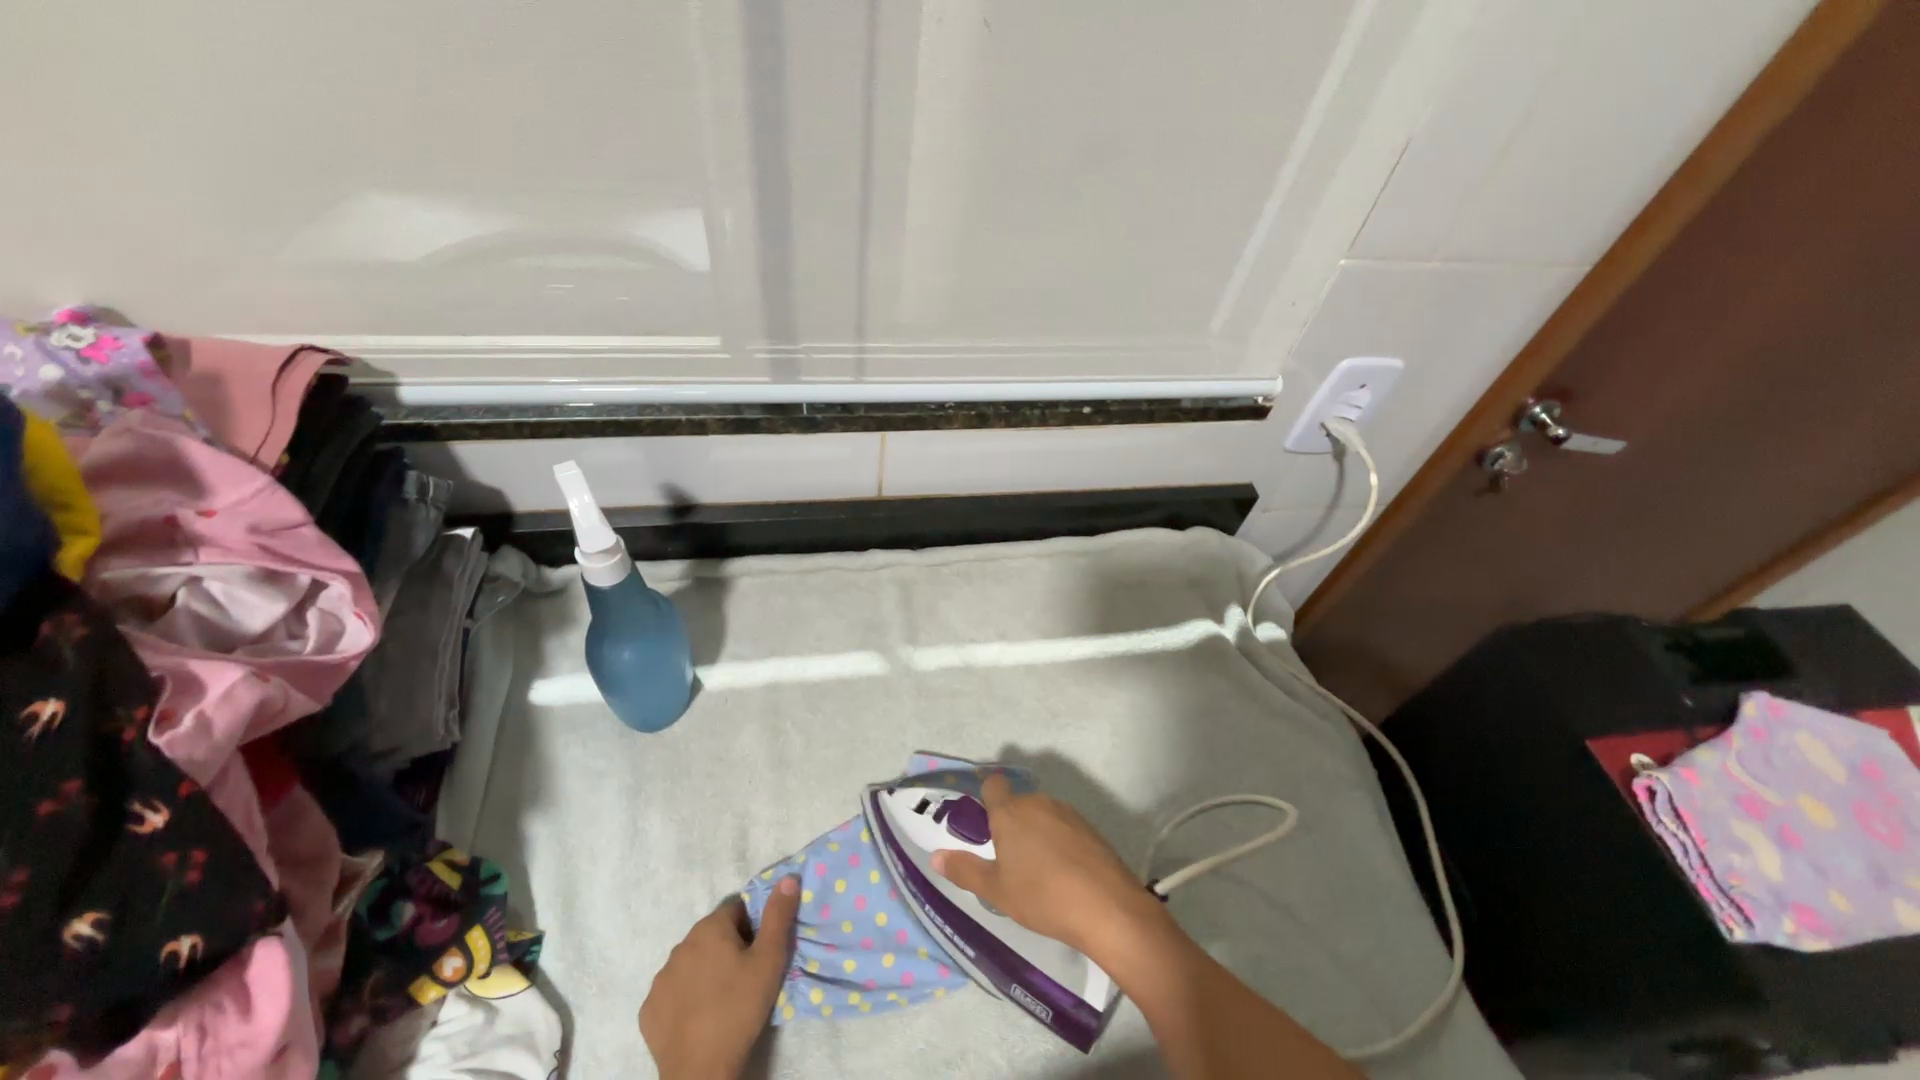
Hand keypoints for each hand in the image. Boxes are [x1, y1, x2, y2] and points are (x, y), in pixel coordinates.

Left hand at [640, 876, 800, 1079]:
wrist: (700, 1068)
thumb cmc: (740, 1008)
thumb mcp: (770, 960)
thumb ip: (779, 916)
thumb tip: (788, 877)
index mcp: (709, 929)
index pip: (736, 910)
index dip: (753, 926)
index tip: (761, 950)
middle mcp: (679, 946)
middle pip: (712, 935)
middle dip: (730, 947)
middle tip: (748, 976)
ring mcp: (660, 978)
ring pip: (691, 963)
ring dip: (707, 971)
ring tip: (725, 999)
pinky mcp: (649, 1008)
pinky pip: (673, 992)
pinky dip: (686, 997)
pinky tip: (700, 1016)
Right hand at [931, 773, 1171, 964]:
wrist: (1107, 908)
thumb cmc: (1042, 897)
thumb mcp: (996, 890)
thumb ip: (964, 870)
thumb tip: (935, 856)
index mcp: (1010, 812)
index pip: (993, 785)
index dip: (986, 798)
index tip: (983, 824)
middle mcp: (1038, 803)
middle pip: (1018, 802)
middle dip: (1010, 823)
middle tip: (1005, 858)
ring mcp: (1069, 813)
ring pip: (1042, 814)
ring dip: (1035, 833)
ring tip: (1035, 870)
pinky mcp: (1090, 829)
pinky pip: (1064, 827)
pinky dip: (1059, 842)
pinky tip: (1062, 874)